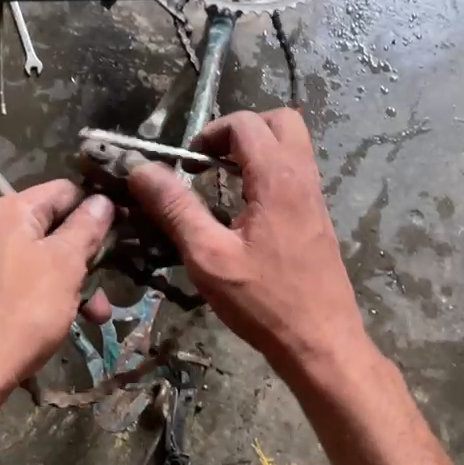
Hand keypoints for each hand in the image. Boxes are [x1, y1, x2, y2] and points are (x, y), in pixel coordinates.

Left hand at [0, 180, 113, 399]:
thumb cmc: (23, 311)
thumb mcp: (65, 264)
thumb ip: (86, 226)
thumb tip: (102, 199)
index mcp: (10, 210)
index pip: (65, 190)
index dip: (97, 207)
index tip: (123, 231)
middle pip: (52, 226)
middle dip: (86, 256)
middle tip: (110, 283)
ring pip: (40, 257)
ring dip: (72, 281)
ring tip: (95, 314)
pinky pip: (21, 279)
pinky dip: (46, 294)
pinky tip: (64, 321)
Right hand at [127, 109, 365, 366]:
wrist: (322, 343)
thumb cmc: (263, 301)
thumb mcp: (208, 256)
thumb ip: (175, 208)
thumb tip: (141, 170)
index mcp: (277, 179)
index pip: (245, 124)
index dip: (210, 132)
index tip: (187, 163)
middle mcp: (302, 178)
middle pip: (280, 121)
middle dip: (240, 130)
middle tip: (210, 160)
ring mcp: (314, 198)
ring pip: (292, 146)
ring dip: (255, 151)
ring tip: (223, 183)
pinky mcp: (317, 218)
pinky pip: (294, 173)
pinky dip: (268, 173)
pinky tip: (243, 211)